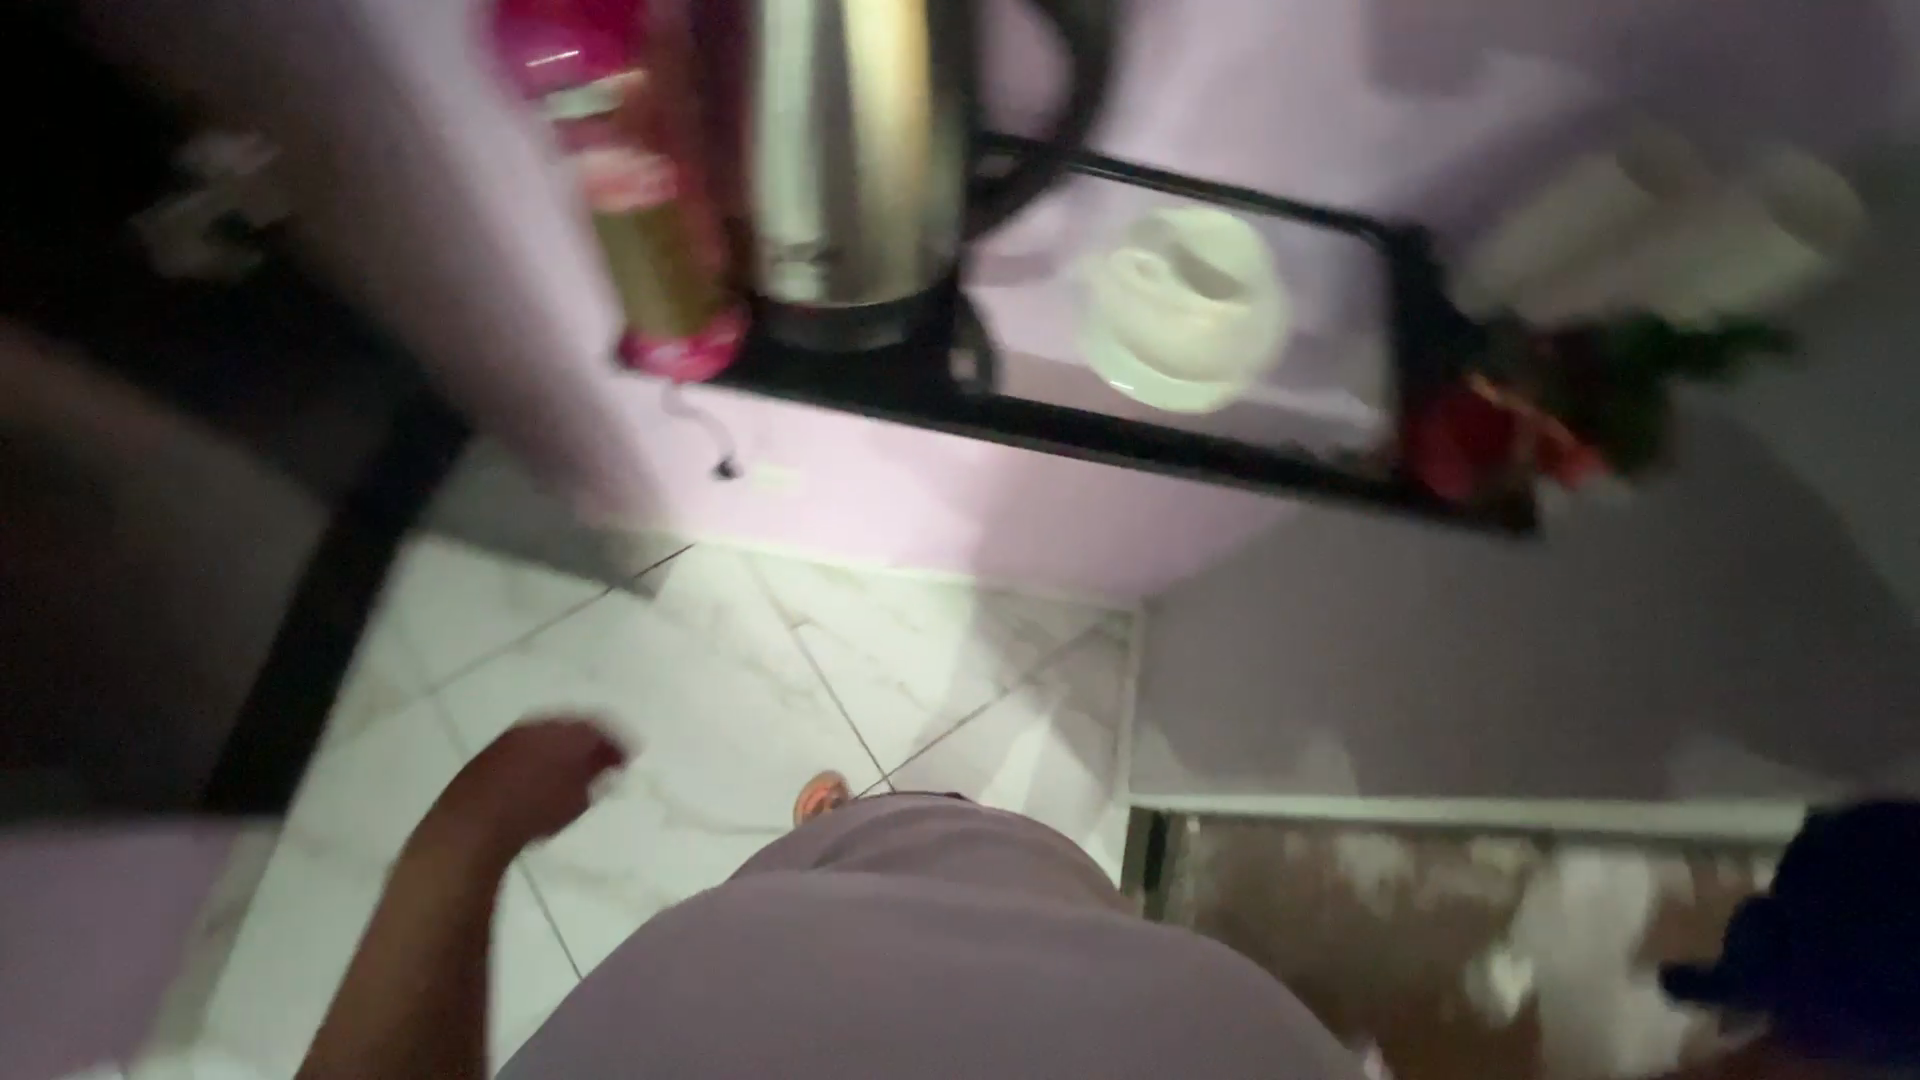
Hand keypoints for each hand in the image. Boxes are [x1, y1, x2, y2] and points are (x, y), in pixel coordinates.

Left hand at [415, 716, 627, 865]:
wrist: (468, 829)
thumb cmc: (533, 813)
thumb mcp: (578, 798)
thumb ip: (598, 775)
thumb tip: (610, 763)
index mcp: (563, 730)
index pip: (600, 726)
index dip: (618, 740)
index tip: (629, 757)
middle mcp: (537, 726)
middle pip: (573, 728)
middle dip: (590, 744)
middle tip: (604, 763)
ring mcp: (509, 739)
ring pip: (547, 737)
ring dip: (564, 751)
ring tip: (575, 774)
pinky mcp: (487, 756)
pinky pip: (526, 750)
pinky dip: (541, 760)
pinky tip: (542, 780)